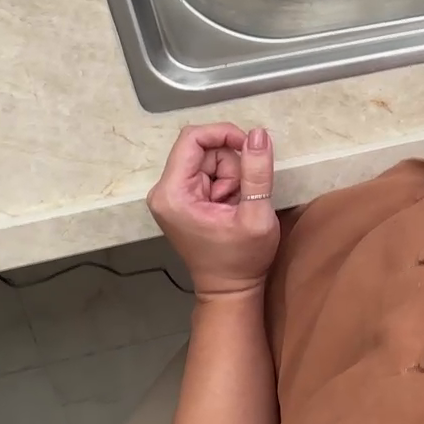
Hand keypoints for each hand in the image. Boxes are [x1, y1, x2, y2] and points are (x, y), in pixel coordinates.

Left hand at [147, 124, 279, 298]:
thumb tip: (258, 133)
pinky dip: (228, 184)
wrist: (229, 289)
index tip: (250, 148)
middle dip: (232, 164)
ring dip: (233, 175)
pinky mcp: (184, 199)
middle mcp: (165, 190)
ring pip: (210, 160)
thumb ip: (256, 172)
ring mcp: (173, 195)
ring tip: (237, 205)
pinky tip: (231, 207)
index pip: (192, 138)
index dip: (224, 134)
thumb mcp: (256, 214)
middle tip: (243, 195)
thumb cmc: (242, 258)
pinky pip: (210, 173)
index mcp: (173, 193)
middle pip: (204, 149)